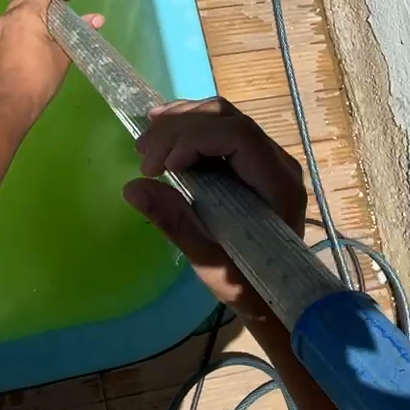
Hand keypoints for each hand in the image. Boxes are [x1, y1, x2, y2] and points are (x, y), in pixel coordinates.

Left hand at [0, 0, 102, 125]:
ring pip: (12, 3)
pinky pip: (8, 18)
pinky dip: (17, 13)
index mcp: (28, 13)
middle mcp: (10, 15)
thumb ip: (77, 33)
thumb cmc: (39, 78)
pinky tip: (25, 23)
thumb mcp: (63, 55)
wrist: (8, 102)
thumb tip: (97, 19)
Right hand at [121, 98, 304, 324]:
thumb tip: (133, 187)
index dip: (193, 140)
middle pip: (224, 118)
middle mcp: (277, 161)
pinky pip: (218, 125)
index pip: (237, 135)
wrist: (275, 294)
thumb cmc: (247, 283)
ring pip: (220, 115)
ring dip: (178, 122)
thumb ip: (175, 222)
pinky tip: (159, 128)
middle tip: (142, 156)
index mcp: (277, 185)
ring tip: (144, 142)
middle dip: (177, 130)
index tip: (161, 167)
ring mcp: (265, 156)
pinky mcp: (250, 158)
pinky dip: (186, 124)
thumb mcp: (208, 260)